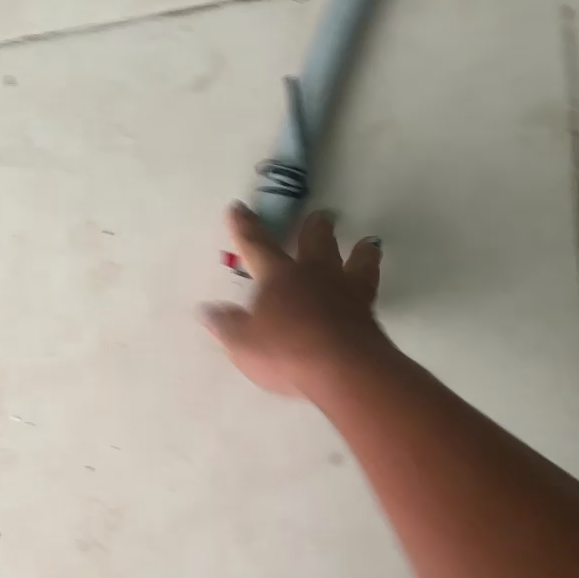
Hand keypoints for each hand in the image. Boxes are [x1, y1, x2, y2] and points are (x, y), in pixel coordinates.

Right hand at [203, 202, 388, 397]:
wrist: (343, 370)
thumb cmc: (285, 351)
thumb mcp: (242, 343)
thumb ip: (226, 325)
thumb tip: (208, 310)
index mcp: (279, 277)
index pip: (256, 246)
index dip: (245, 227)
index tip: (237, 208)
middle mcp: (314, 276)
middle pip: (317, 242)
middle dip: (315, 228)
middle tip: (320, 216)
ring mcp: (346, 293)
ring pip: (356, 261)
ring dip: (359, 251)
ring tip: (366, 243)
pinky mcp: (368, 314)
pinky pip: (370, 289)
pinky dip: (370, 281)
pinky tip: (371, 284)